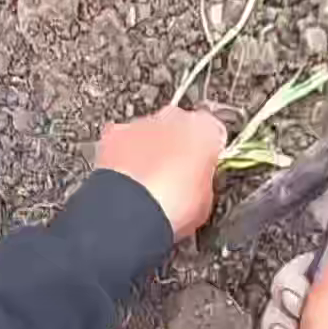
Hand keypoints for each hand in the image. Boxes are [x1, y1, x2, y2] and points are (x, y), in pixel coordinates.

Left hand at [94, 106, 225, 239]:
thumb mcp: (206, 200)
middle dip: (175, 151)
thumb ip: (204, 180)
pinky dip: (124, 158)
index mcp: (206, 130)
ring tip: (148, 187)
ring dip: (148, 154)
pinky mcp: (115, 134)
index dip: (207, 157)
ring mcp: (143, 124)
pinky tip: (127, 183)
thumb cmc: (173, 205)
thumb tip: (199, 186)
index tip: (202, 173)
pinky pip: (122, 143)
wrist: (134, 210)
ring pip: (149, 134)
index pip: (213, 136)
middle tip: (174, 181)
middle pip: (178, 130)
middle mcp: (174, 118)